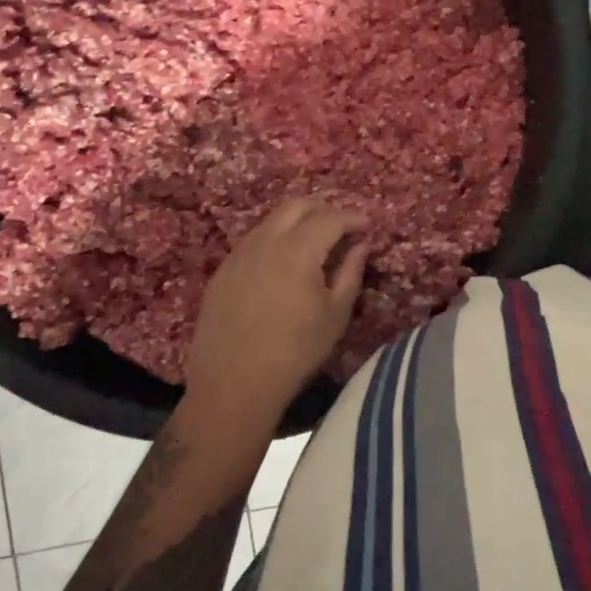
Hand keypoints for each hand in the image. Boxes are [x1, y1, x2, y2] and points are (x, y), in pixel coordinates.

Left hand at [184, 198, 368, 413]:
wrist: (233, 384)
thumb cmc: (295, 351)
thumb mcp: (336, 313)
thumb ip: (350, 272)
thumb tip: (360, 245)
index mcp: (297, 250)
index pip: (330, 218)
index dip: (352, 218)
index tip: (367, 226)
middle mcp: (265, 242)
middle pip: (297, 206)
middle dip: (324, 209)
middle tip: (342, 226)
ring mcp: (239, 255)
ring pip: (271, 220)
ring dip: (297, 221)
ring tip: (315, 243)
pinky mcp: (223, 271)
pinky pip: (253, 240)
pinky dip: (275, 238)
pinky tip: (284, 263)